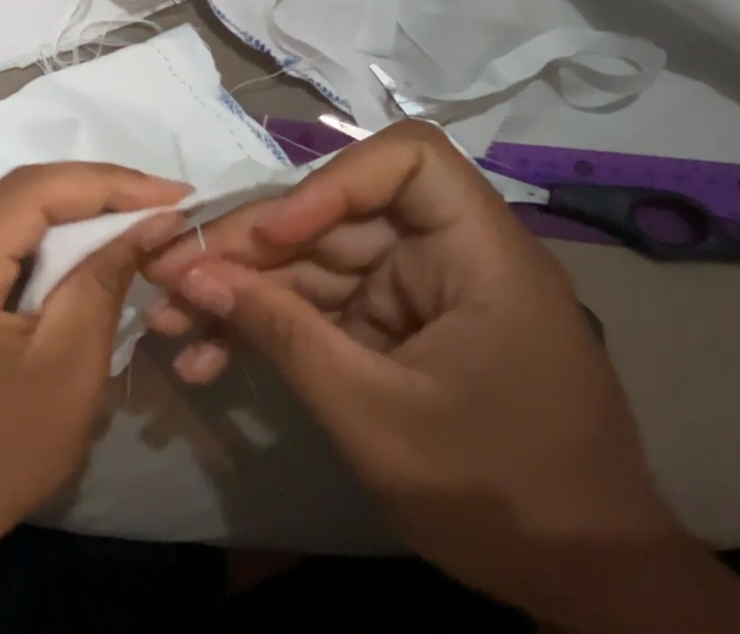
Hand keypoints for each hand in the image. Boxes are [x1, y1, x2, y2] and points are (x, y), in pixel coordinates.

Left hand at [0, 162, 188, 542]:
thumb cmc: (2, 449)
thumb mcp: (68, 364)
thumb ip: (104, 277)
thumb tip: (153, 218)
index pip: (32, 192)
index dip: (108, 183)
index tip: (176, 193)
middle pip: (13, 192)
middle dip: (92, 191)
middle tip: (163, 203)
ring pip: (0, 208)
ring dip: (67, 209)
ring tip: (134, 215)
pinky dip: (37, 234)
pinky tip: (82, 241)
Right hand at [142, 121, 739, 632]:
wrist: (572, 578)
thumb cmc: (495, 491)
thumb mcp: (372, 413)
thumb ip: (281, 333)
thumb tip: (192, 274)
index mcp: (478, 258)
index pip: (407, 162)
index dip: (330, 183)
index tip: (272, 235)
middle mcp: (442, 260)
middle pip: (329, 218)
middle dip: (244, 249)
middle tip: (168, 279)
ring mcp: (410, 297)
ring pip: (306, 265)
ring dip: (236, 292)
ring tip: (169, 323)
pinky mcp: (385, 333)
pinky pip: (311, 310)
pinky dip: (260, 329)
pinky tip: (205, 357)